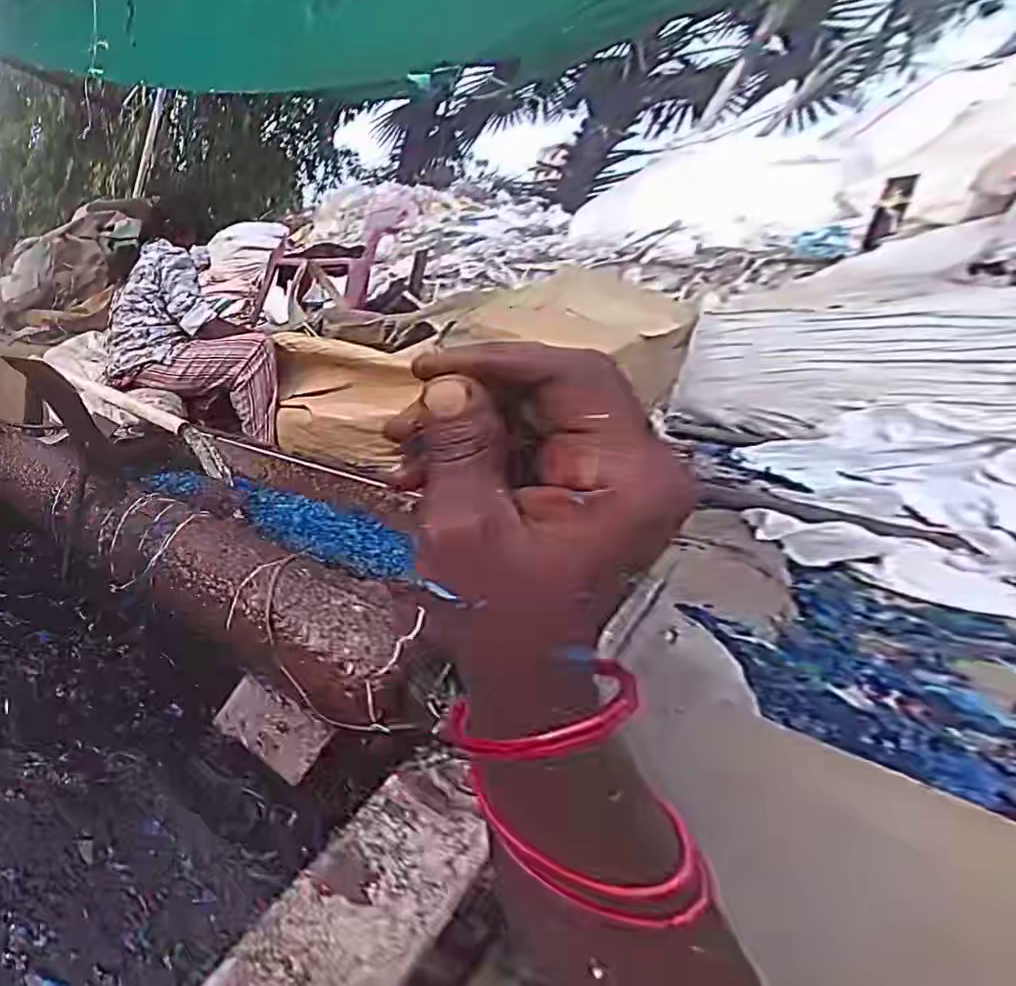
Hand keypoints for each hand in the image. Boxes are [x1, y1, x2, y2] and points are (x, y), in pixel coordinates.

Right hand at [383, 343, 693, 683]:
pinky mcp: (572, 490)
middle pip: (547, 393)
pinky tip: (421, 473)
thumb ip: (459, 448)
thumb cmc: (496, 614)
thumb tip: (446, 386)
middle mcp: (631, 467)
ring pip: (525, 416)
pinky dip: (465, 451)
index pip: (573, 377)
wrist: (516, 674)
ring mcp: (602, 479)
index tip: (426, 368)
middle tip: (403, 420)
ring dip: (457, 428)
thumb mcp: (465, 526)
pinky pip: (517, 446)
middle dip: (466, 400)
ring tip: (403, 454)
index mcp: (629, 475)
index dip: (495, 360)